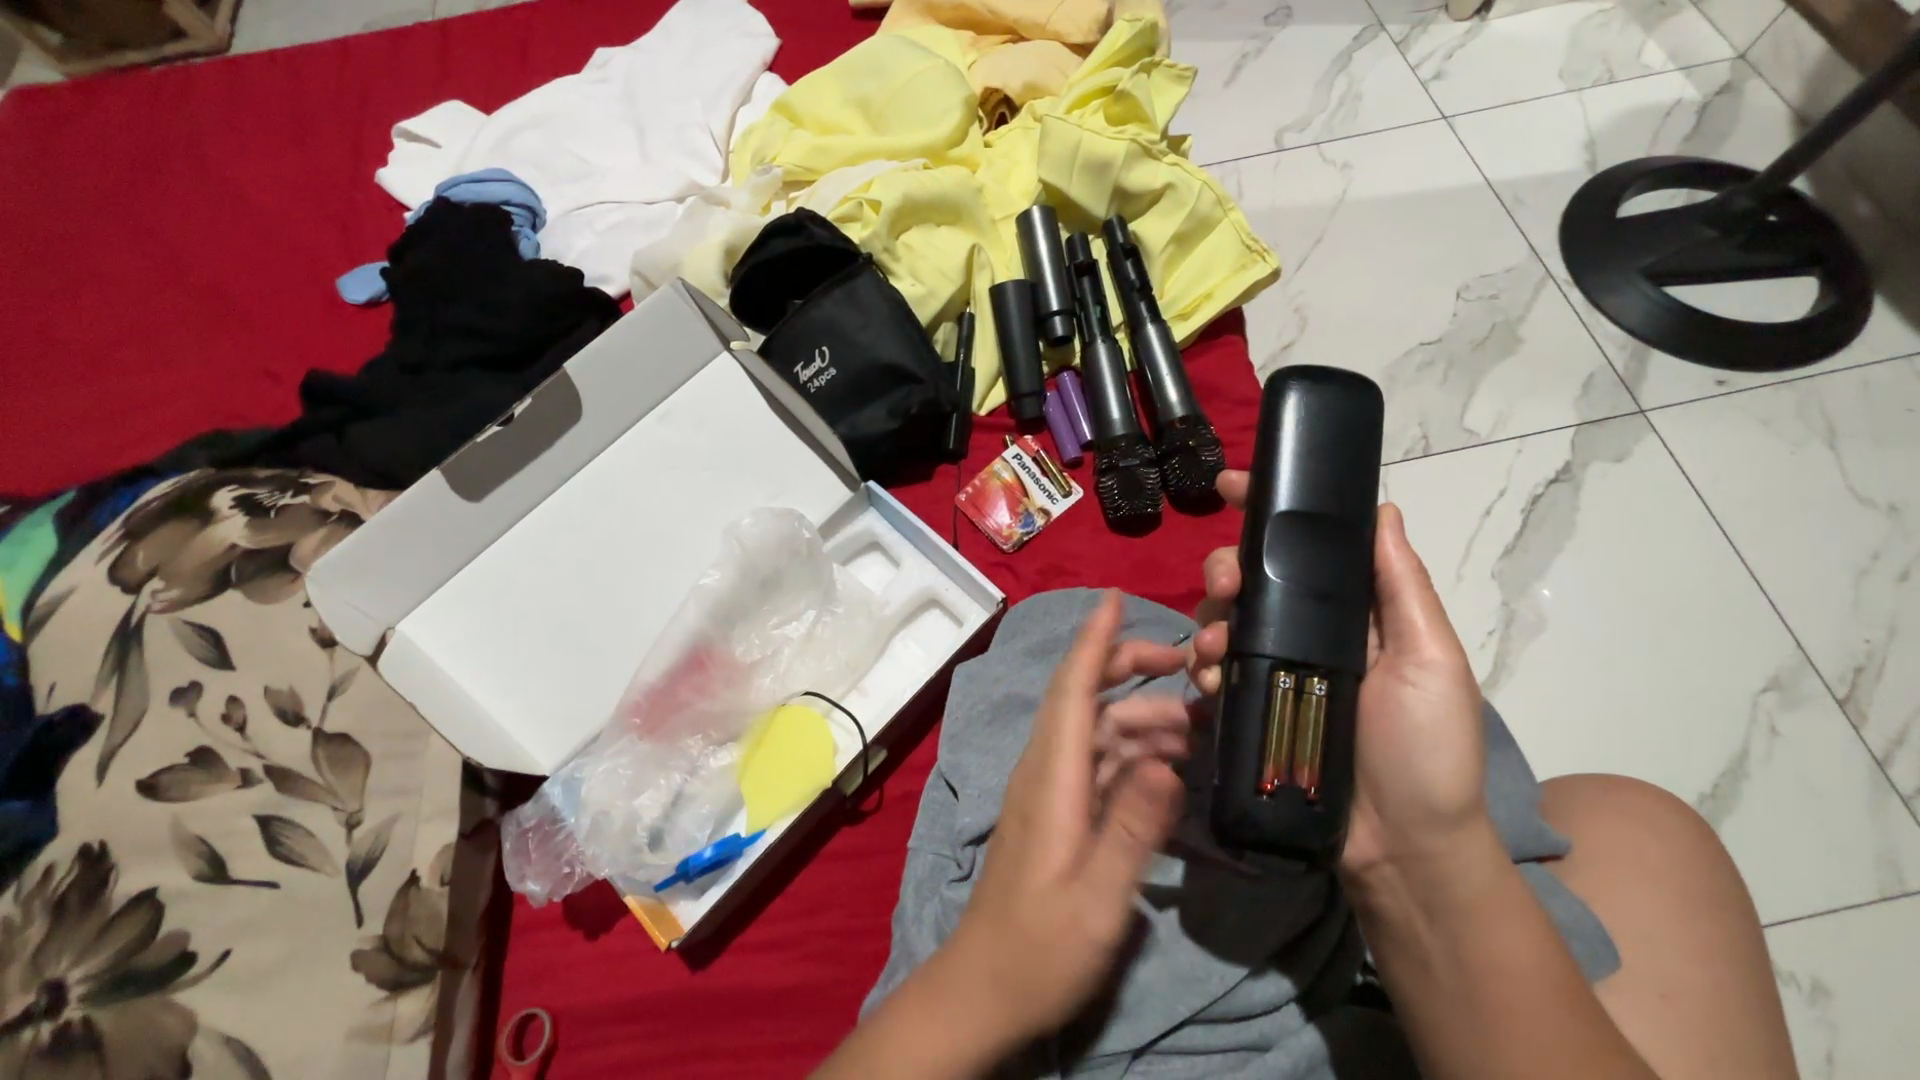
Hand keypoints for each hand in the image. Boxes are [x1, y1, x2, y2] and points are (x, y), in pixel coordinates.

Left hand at [945, 591, 1191, 1042]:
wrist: (984, 989)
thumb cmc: (1039, 948)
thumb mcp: (1097, 897)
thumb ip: (1133, 828)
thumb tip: (1168, 760)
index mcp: (1051, 780)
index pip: (1072, 690)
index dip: (1093, 641)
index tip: (1115, 598)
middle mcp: (1045, 773)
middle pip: (1083, 699)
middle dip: (1129, 669)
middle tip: (1188, 664)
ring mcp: (1048, 794)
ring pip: (1095, 732)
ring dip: (1141, 717)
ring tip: (1198, 724)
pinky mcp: (1055, 815)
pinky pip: (1096, 765)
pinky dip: (1131, 753)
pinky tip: (1168, 767)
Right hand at [1189, 472, 1490, 879]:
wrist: (1398, 846)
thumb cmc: (1427, 749)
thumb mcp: (1431, 662)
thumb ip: (1402, 588)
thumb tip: (1384, 509)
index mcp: (1356, 613)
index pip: (1309, 548)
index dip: (1269, 510)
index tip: (1230, 485)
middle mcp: (1311, 632)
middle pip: (1254, 578)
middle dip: (1227, 567)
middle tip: (1224, 583)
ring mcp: (1276, 671)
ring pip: (1224, 620)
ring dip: (1208, 619)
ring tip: (1212, 648)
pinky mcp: (1249, 707)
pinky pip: (1212, 670)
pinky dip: (1200, 665)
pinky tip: (1205, 677)